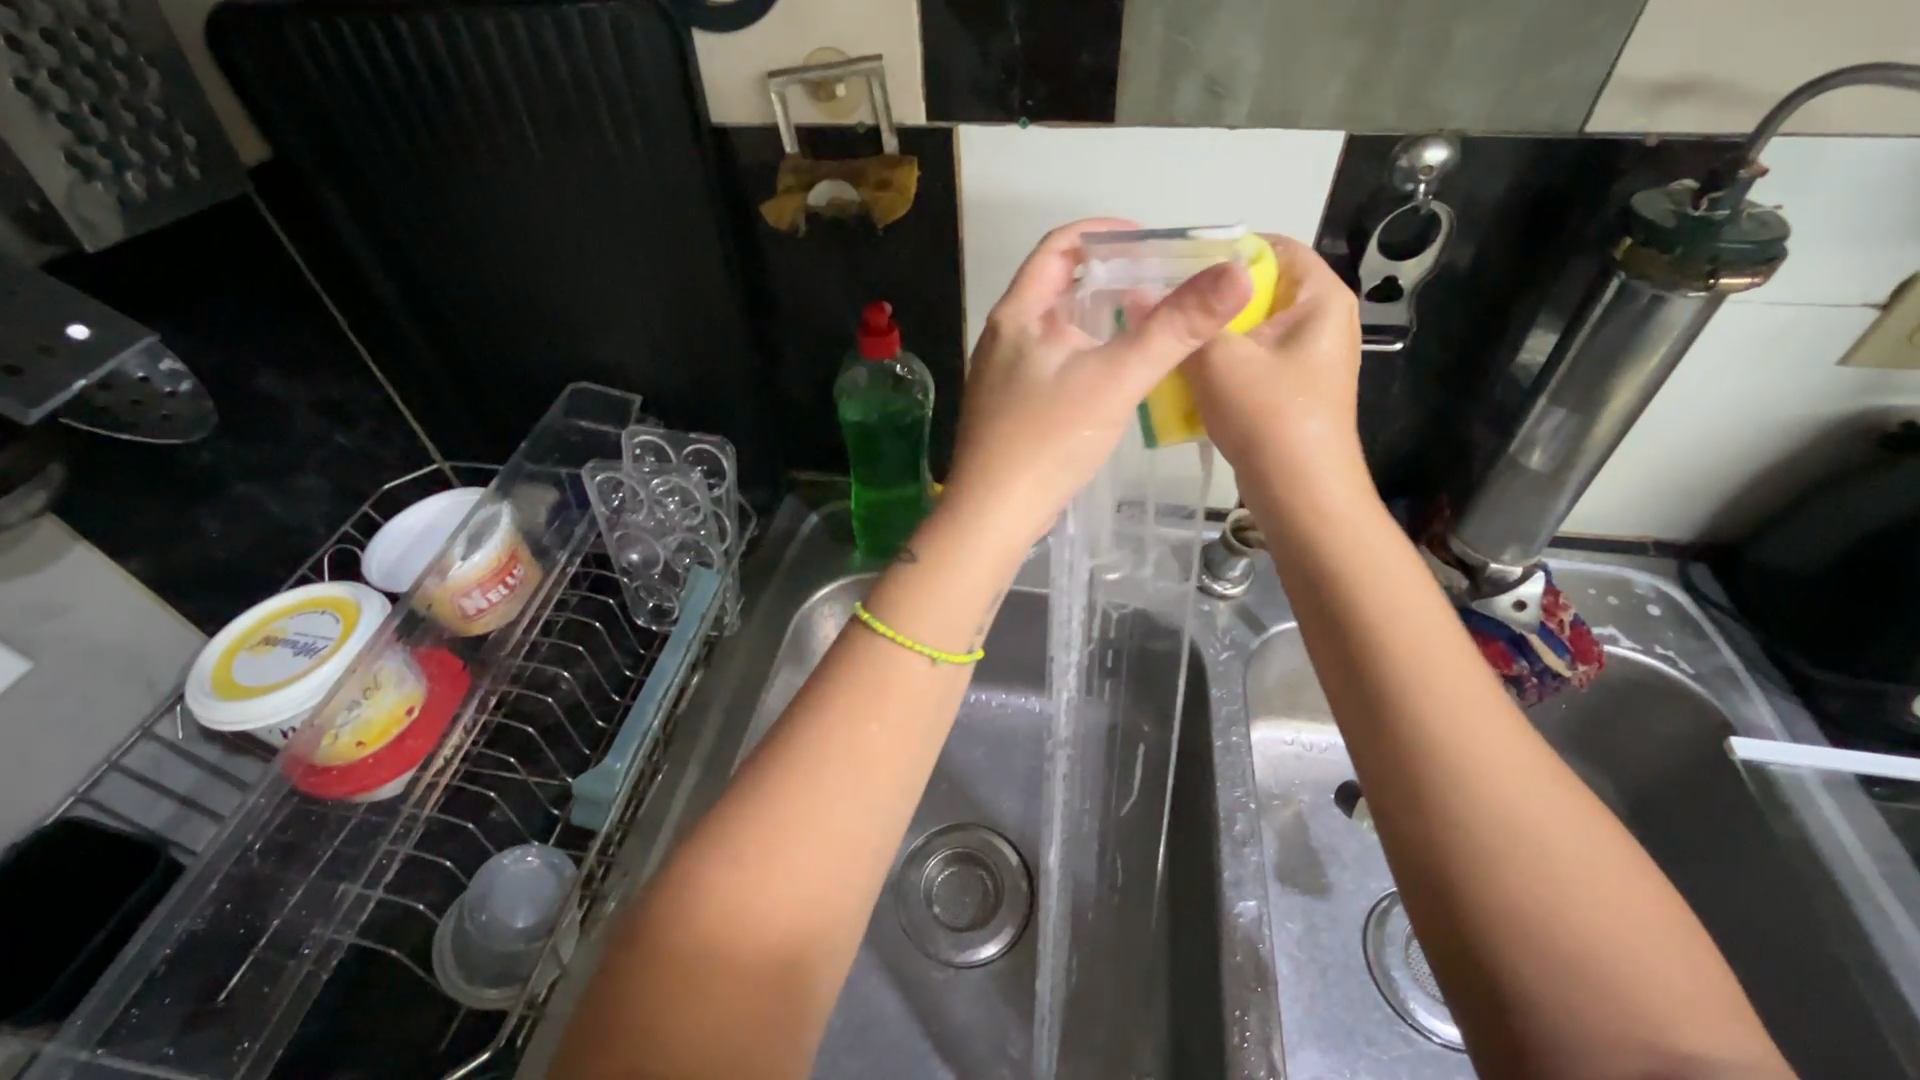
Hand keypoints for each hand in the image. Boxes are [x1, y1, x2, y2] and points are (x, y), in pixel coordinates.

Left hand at [939, 218, 1251, 549]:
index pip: (1059, 247)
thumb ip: (1175, 327)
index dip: (1104, 234)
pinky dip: (1081, 355)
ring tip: (1141, 328)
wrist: (993, 514)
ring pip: (1052, 329)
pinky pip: (1047, 364)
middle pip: (1055, 286)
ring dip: (1094, 319)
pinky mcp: (1005, 408)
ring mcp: (999, 374)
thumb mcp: (1118, 378)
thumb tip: (1234, 273)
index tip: (1148, 244)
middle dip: (1106, 278)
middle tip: (1156, 286)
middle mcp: (1002, 336)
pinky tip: (1109, 379)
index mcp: (1019, 314)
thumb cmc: (1048, 439)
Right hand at [1185, 235, 1366, 489]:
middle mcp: (1324, 319)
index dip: (1220, 252)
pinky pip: (1253, 360)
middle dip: (1208, 298)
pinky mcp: (1295, 388)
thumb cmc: (1269, 416)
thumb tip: (1134, 294)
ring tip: (1167, 339)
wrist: (1301, 494)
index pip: (1271, 246)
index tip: (1172, 268)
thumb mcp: (1216, 361)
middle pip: (1259, 289)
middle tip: (1160, 304)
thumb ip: (1178, 323)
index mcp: (1321, 296)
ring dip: (1211, 335)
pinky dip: (1222, 363)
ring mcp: (1311, 357)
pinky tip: (1187, 377)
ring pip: (1251, 329)